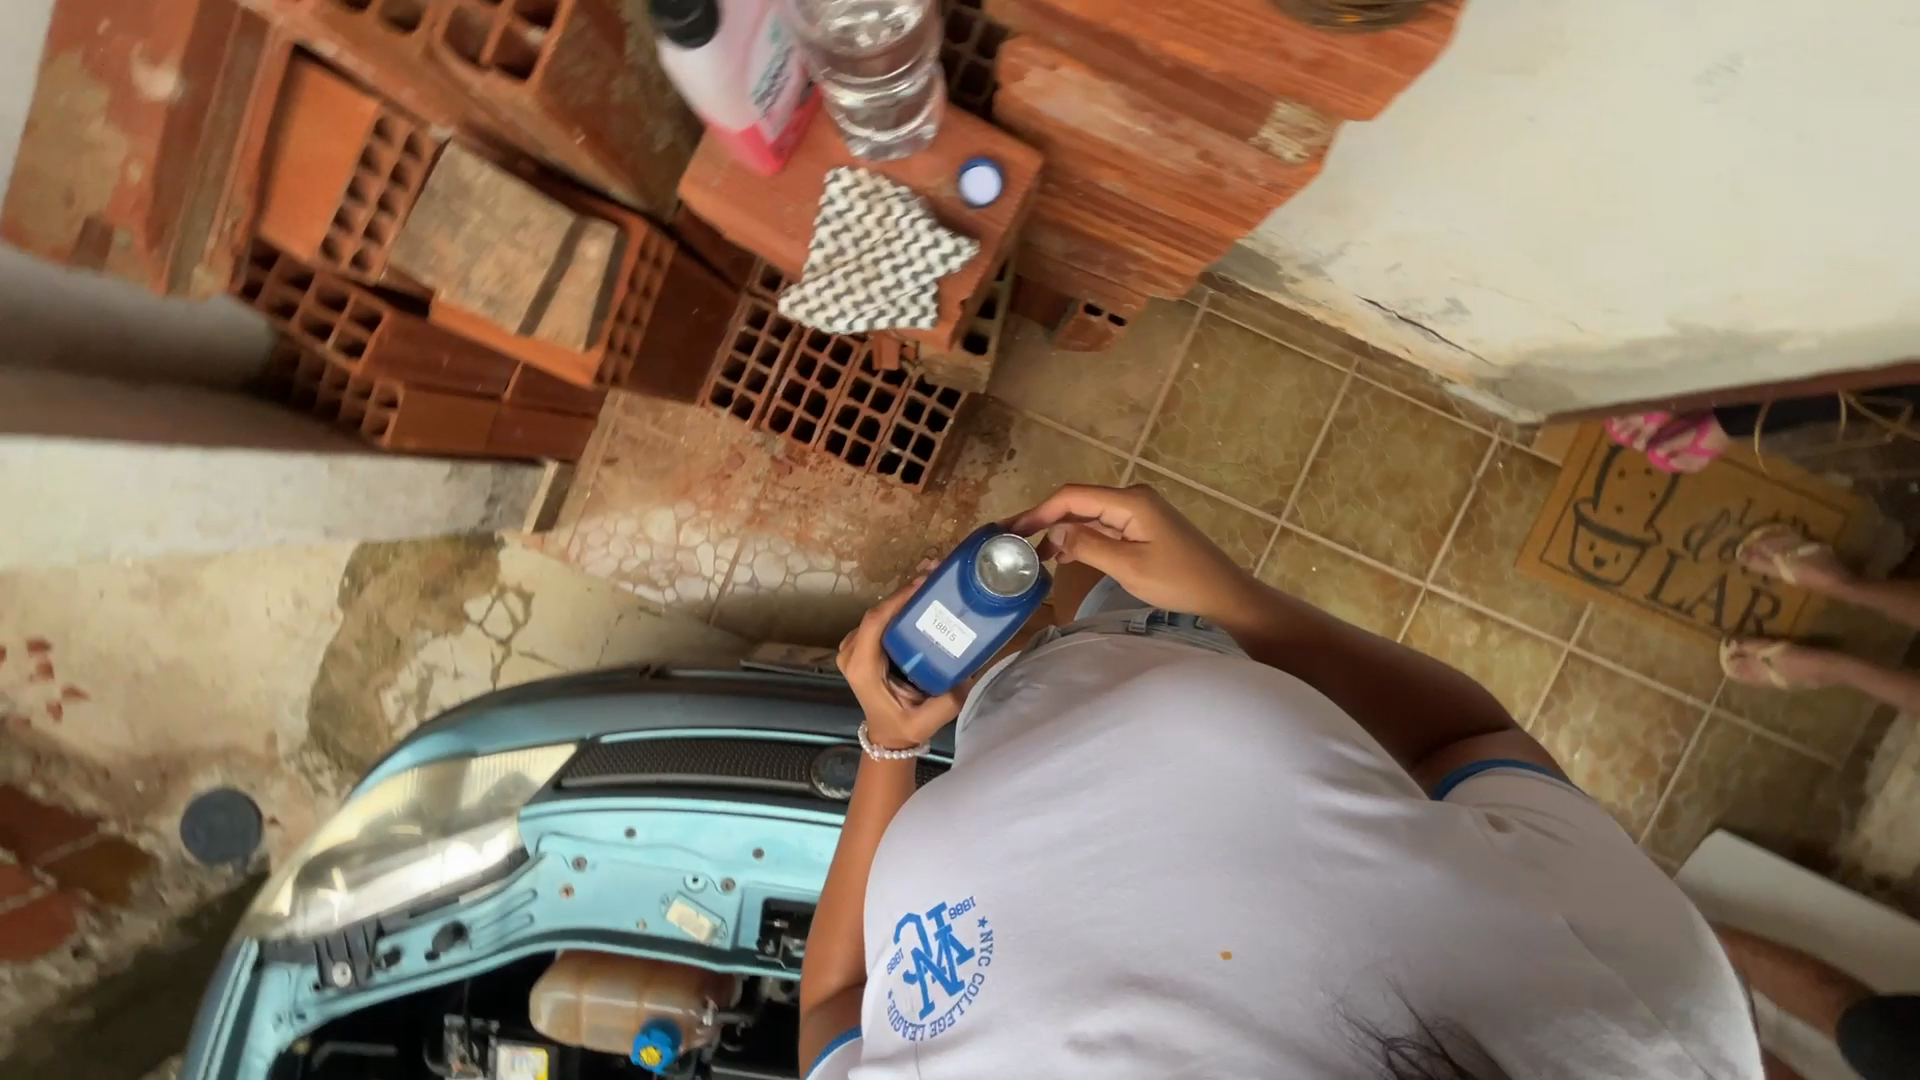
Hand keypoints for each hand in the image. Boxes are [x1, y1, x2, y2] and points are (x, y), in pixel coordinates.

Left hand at [837, 576, 963, 749]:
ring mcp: (854, 646)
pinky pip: (881, 619)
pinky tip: (921, 596)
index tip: (922, 582)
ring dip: (904, 596)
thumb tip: (968, 673)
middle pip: (877, 612)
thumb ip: (946, 702)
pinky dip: (900, 606)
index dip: (897, 599)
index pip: (875, 623)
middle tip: (934, 573)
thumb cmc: (904, 726)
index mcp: (862, 667)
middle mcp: (852, 652)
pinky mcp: (862, 644)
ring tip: (932, 580)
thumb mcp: (925, 721)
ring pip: (880, 612)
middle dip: (905, 591)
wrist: (887, 735)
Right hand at [1006, 484, 1258, 621]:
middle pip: (1078, 502)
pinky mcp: (1142, 526)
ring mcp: (1138, 511)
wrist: (1223, 593)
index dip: (1039, 512)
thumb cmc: (1178, 581)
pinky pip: (1103, 526)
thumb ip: (1089, 545)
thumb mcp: (1128, 567)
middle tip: (1014, 541)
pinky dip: (1081, 537)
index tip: (1013, 530)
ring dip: (1062, 530)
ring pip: (1088, 515)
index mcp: (1130, 501)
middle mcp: (1132, 498)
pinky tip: (1063, 555)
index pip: (1072, 497)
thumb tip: (1054, 530)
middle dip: (1045, 519)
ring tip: (1034, 553)